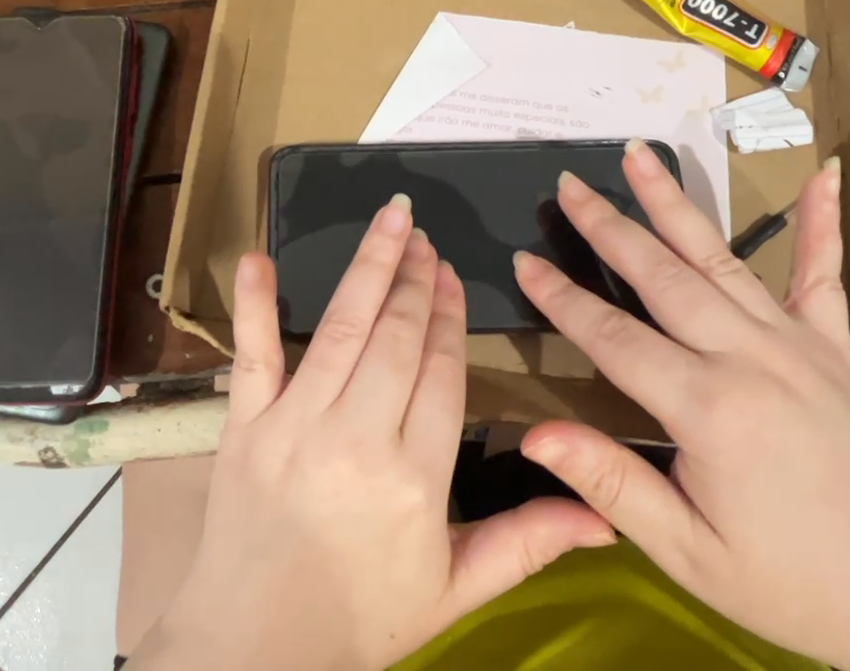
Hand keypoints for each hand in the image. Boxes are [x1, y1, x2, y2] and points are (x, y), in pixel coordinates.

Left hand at [132, 195, 615, 670]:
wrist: (258, 646)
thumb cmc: (360, 616)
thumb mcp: (453, 588)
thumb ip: (525, 543)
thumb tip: (604, 517)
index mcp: (415, 477)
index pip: (440, 374)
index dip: (448, 317)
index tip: (453, 274)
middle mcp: (357, 438)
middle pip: (396, 339)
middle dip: (415, 280)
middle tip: (425, 236)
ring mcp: (295, 425)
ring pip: (342, 329)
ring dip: (369, 268)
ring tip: (390, 221)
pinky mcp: (245, 425)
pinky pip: (251, 354)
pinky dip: (255, 303)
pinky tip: (260, 257)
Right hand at [514, 142, 849, 670]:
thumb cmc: (798, 586)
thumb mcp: (689, 553)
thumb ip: (609, 483)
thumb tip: (533, 434)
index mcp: (707, 407)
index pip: (611, 335)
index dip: (560, 297)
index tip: (523, 258)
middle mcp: (750, 357)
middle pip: (661, 275)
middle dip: (607, 225)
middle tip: (569, 184)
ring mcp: (799, 345)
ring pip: (720, 259)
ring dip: (675, 203)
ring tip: (641, 156)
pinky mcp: (838, 349)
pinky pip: (822, 276)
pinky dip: (820, 224)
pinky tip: (818, 175)